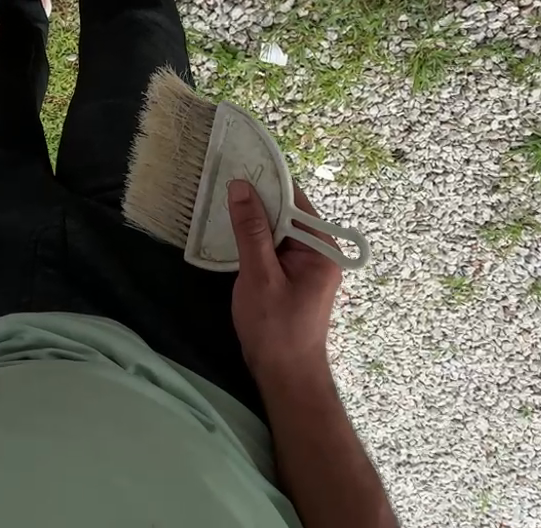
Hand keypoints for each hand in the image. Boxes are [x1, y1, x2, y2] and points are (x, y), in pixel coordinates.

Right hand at [227, 178, 343, 382]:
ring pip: (276, 227)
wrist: (284, 378)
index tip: (238, 162)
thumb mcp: (260, 276)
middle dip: (256, 196)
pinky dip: (251, 235)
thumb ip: (251, 230)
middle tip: (222, 177)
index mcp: (321, 249)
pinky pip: (271, 244)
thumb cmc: (275, 329)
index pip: (294, 202)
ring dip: (251, 216)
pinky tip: (228, 228)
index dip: (267, 181)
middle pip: (285, 212)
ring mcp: (305, 264)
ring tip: (220, 196)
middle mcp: (318, 252)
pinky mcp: (290, 275)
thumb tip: (241, 186)